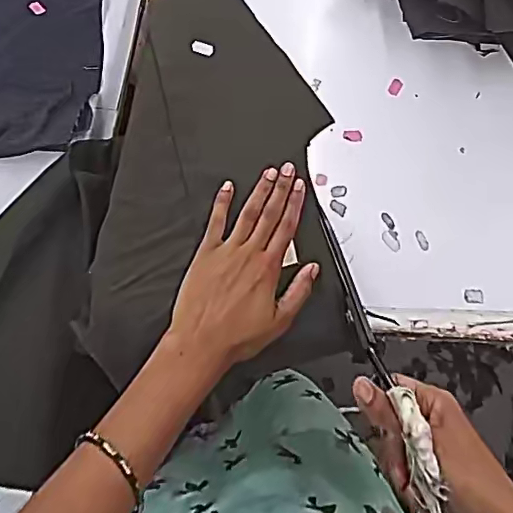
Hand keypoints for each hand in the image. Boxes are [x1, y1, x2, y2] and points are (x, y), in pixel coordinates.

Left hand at [162, 163, 317, 378]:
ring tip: (268, 174)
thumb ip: (299, 291)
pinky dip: (221, 203)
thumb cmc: (235, 335)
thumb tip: (312, 270)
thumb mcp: (279, 320)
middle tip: (288, 170)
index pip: (286, 228)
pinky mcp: (206, 253)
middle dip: (281, 189)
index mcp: (268, 268)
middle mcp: (248, 254)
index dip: (295, 205)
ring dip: (259, 191)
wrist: (201, 341)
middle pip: (269, 214)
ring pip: (247, 214)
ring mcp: (226, 251)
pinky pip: (215, 222)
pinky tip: (227, 188)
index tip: (300, 188)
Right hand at [357, 374, 512, 512]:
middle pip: (388, 424)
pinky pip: (403, 474)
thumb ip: (390, 416)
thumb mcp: (425, 445)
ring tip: (418, 487)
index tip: (388, 435)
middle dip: (392, 452)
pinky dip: (407, 488)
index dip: (382, 412)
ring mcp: (430, 450)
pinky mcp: (429, 474)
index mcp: (434, 402)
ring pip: (393, 453)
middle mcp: (431, 422)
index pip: (390, 391)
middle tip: (407, 468)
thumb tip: (360, 384)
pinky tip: (421, 498)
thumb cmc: (474, 484)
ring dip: (400, 474)